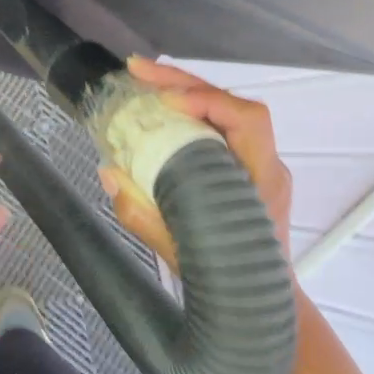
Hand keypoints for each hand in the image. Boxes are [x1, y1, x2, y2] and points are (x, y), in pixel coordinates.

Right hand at [99, 57, 292, 265]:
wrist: (258, 303)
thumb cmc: (225, 278)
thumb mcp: (176, 250)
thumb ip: (141, 214)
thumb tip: (108, 172)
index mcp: (260, 181)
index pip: (248, 120)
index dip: (208, 101)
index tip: (167, 102)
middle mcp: (265, 163)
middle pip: (231, 102)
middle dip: (183, 81)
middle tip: (136, 70)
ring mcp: (258, 162)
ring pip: (223, 109)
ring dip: (183, 89)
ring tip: (141, 80)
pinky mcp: (245, 165)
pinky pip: (218, 124)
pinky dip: (189, 108)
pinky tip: (159, 107)